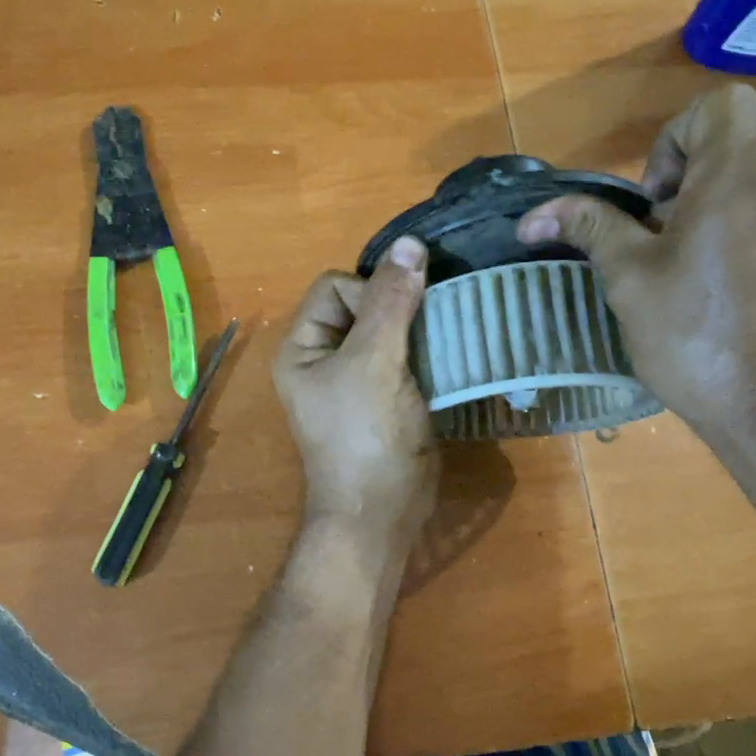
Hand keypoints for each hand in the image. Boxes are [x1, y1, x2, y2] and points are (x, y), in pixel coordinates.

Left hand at [274, 237, 438, 552]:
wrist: (380, 512)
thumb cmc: (364, 436)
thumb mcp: (373, 362)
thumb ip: (391, 302)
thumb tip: (411, 243)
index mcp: (302, 347)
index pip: (335, 286)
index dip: (369, 292)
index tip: (396, 323)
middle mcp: (325, 358)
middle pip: (365, 304)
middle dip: (401, 308)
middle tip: (429, 328)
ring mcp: (358, 380)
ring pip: (393, 330)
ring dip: (421, 329)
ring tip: (447, 340)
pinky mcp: (389, 398)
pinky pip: (410, 358)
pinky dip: (431, 353)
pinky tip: (453, 359)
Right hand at [515, 84, 755, 431]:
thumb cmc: (694, 339)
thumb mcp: (629, 281)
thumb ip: (590, 228)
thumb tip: (533, 216)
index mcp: (737, 182)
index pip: (718, 106)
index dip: (676, 136)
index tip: (656, 200)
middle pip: (731, 159)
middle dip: (687, 194)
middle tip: (660, 254)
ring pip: (755, 199)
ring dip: (717, 224)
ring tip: (694, 285)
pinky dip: (749, 248)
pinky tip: (732, 303)